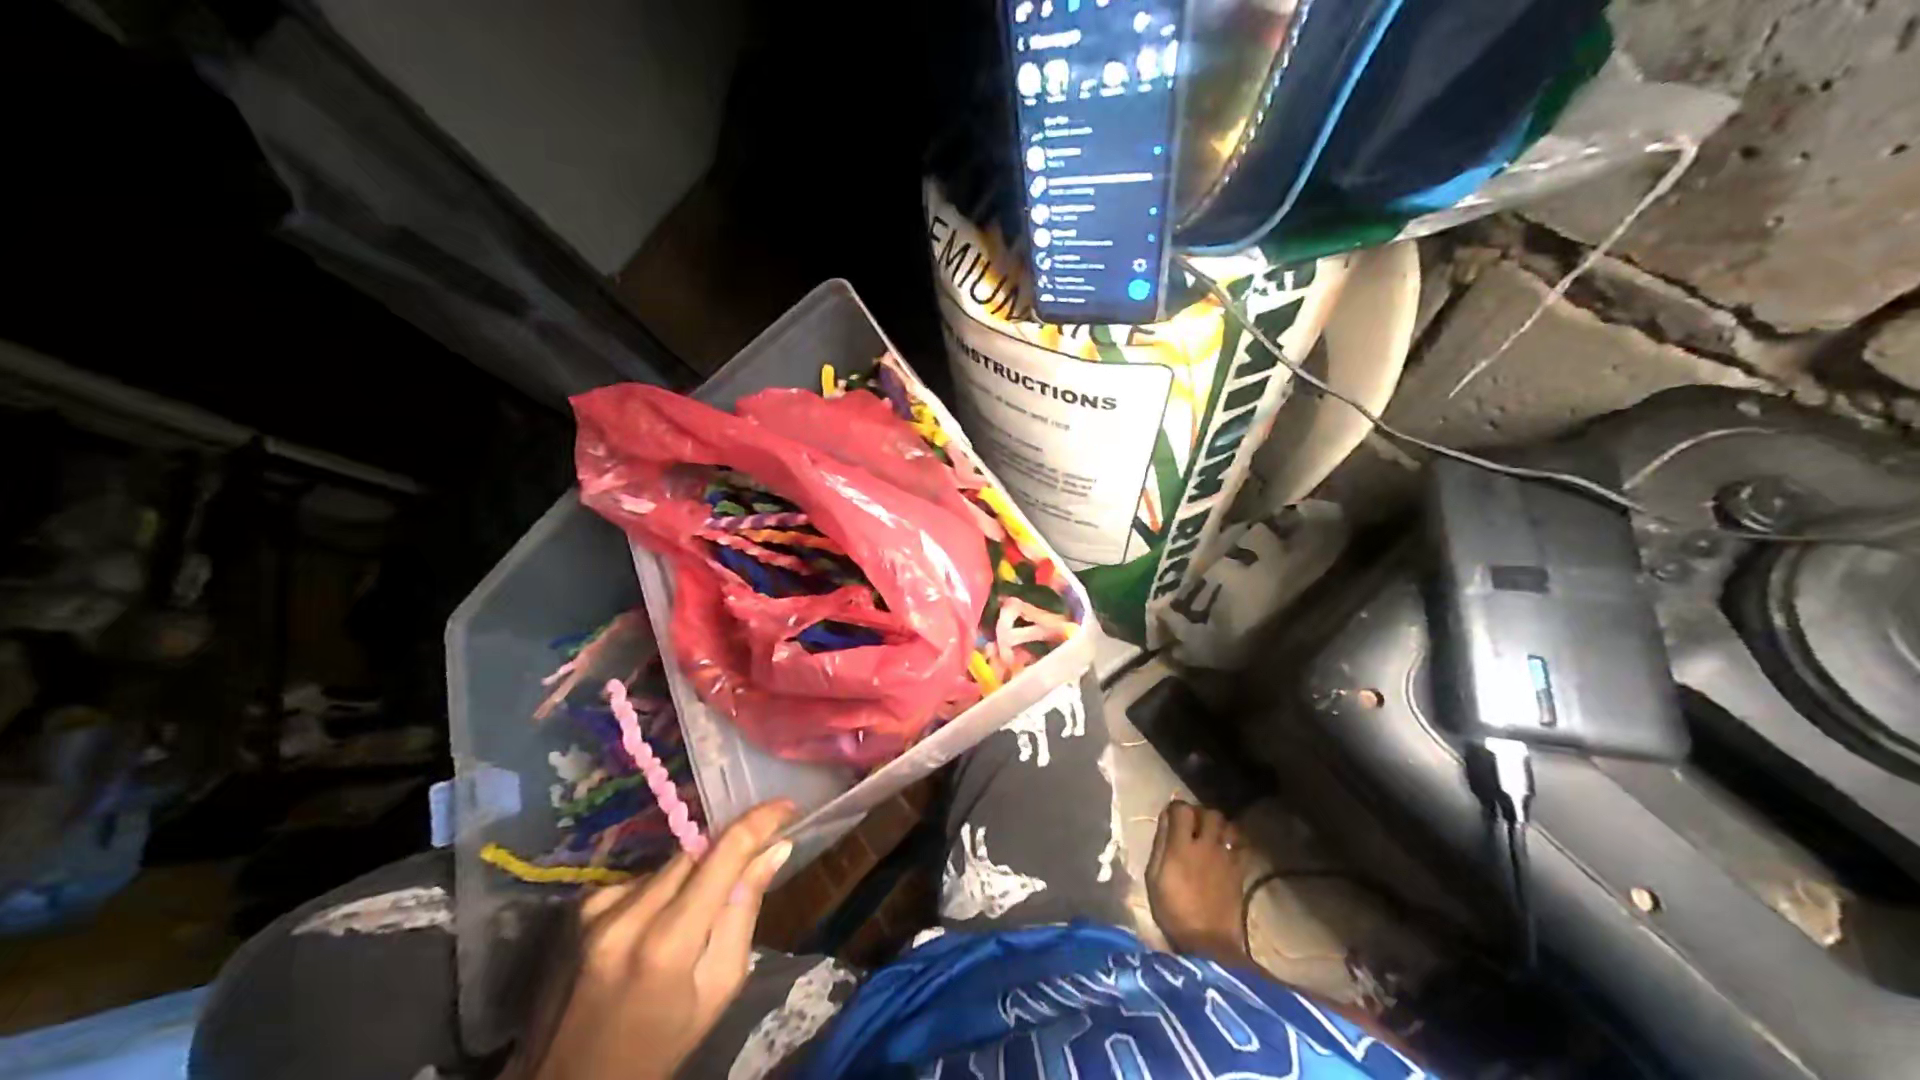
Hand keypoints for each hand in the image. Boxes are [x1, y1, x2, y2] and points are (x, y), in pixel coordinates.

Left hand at [519, 799, 798, 1079]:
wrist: (577, 1079)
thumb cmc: (664, 1043)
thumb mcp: (721, 985)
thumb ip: (745, 911)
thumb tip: (776, 849)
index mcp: (669, 942)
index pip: (723, 854)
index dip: (759, 821)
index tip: (787, 805)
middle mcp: (629, 912)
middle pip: (697, 852)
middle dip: (730, 848)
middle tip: (758, 855)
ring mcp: (599, 907)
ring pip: (672, 862)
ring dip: (698, 871)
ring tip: (703, 911)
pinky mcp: (584, 907)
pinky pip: (645, 877)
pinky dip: (666, 888)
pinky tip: (663, 923)